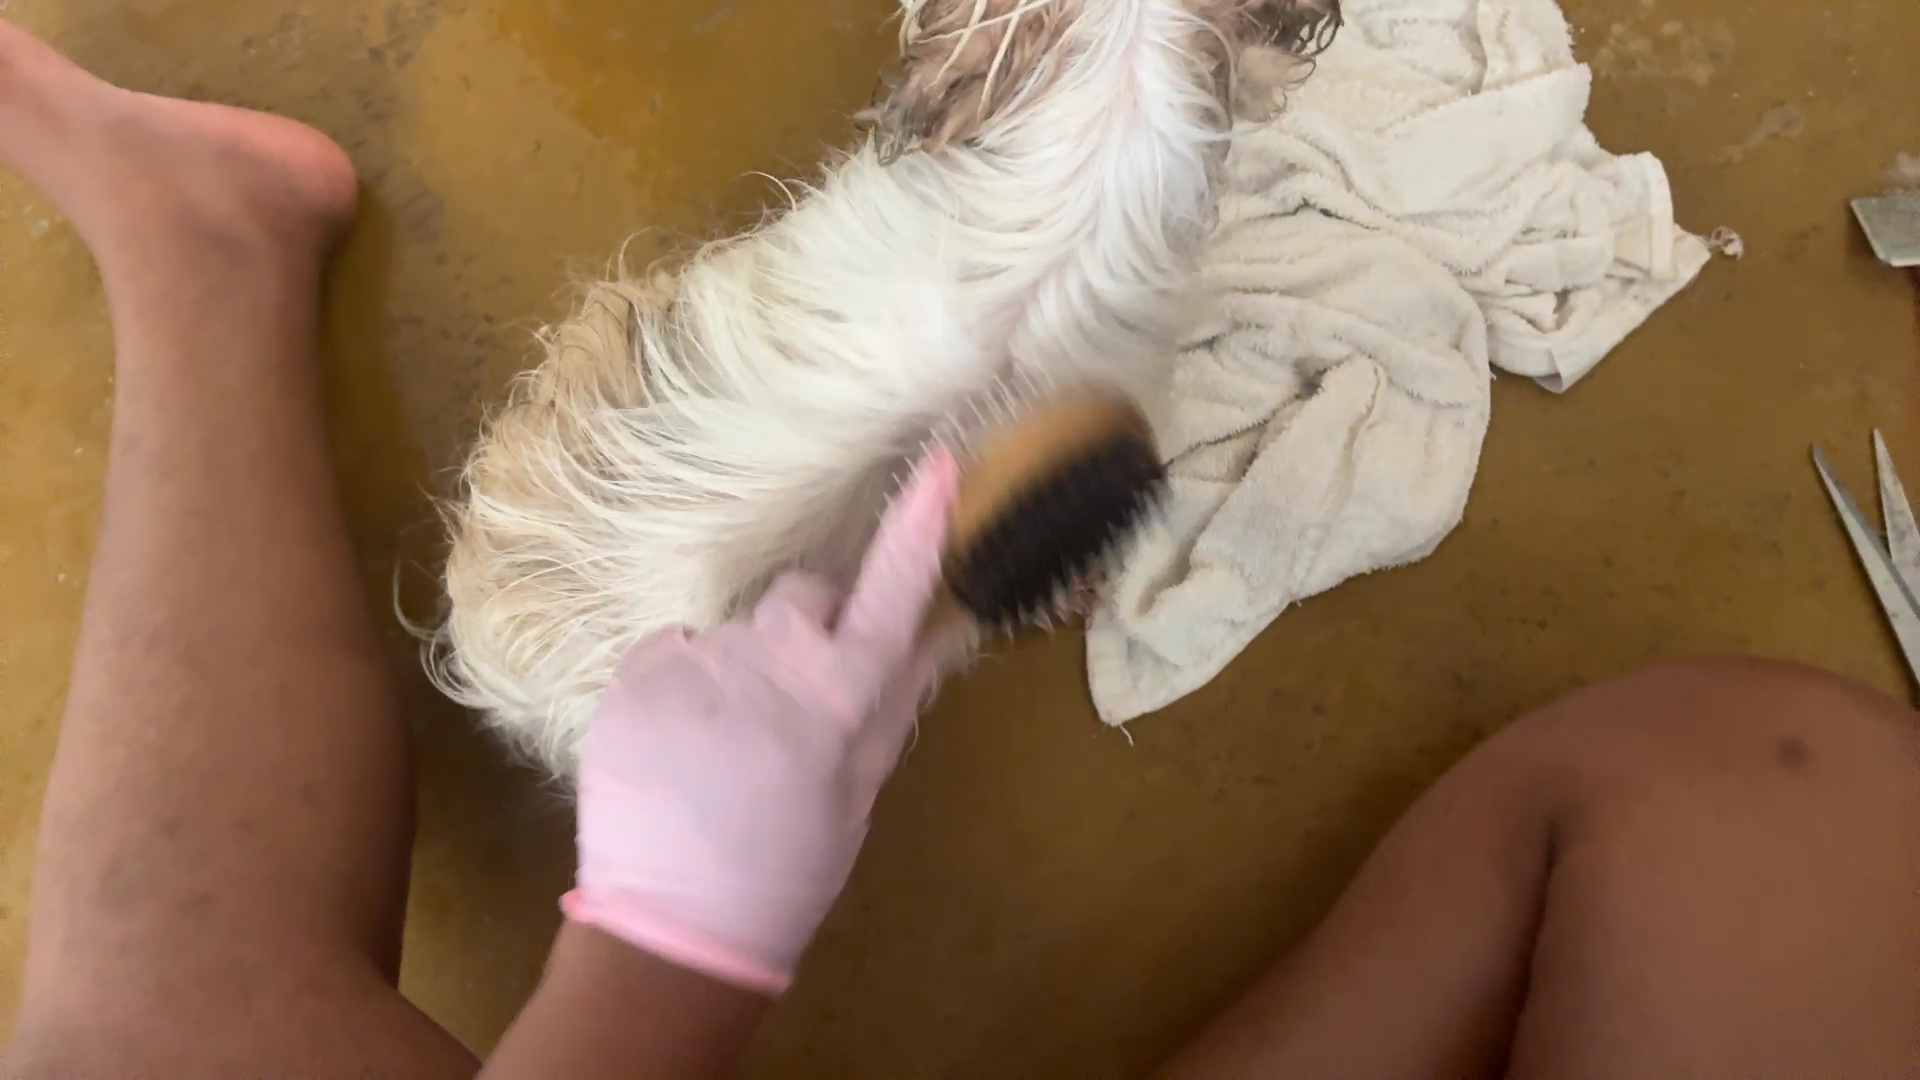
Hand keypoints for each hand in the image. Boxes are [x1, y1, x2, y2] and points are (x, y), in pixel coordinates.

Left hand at [562, 451, 959, 994]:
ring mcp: (692, 663)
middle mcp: (764, 663)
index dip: (914, 529)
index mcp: (833, 699)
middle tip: (797, 693)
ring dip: (744, 663)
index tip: (933, 466)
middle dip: (809, 624)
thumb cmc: (792, 863)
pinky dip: (689, 679)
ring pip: (735, 629)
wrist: (671, 926)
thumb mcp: (861, 787)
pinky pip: (678, 649)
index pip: (888, 597)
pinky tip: (685, 739)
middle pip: (799, 597)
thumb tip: (934, 632)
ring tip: (731, 736)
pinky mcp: (633, 675)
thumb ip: (895, 699)